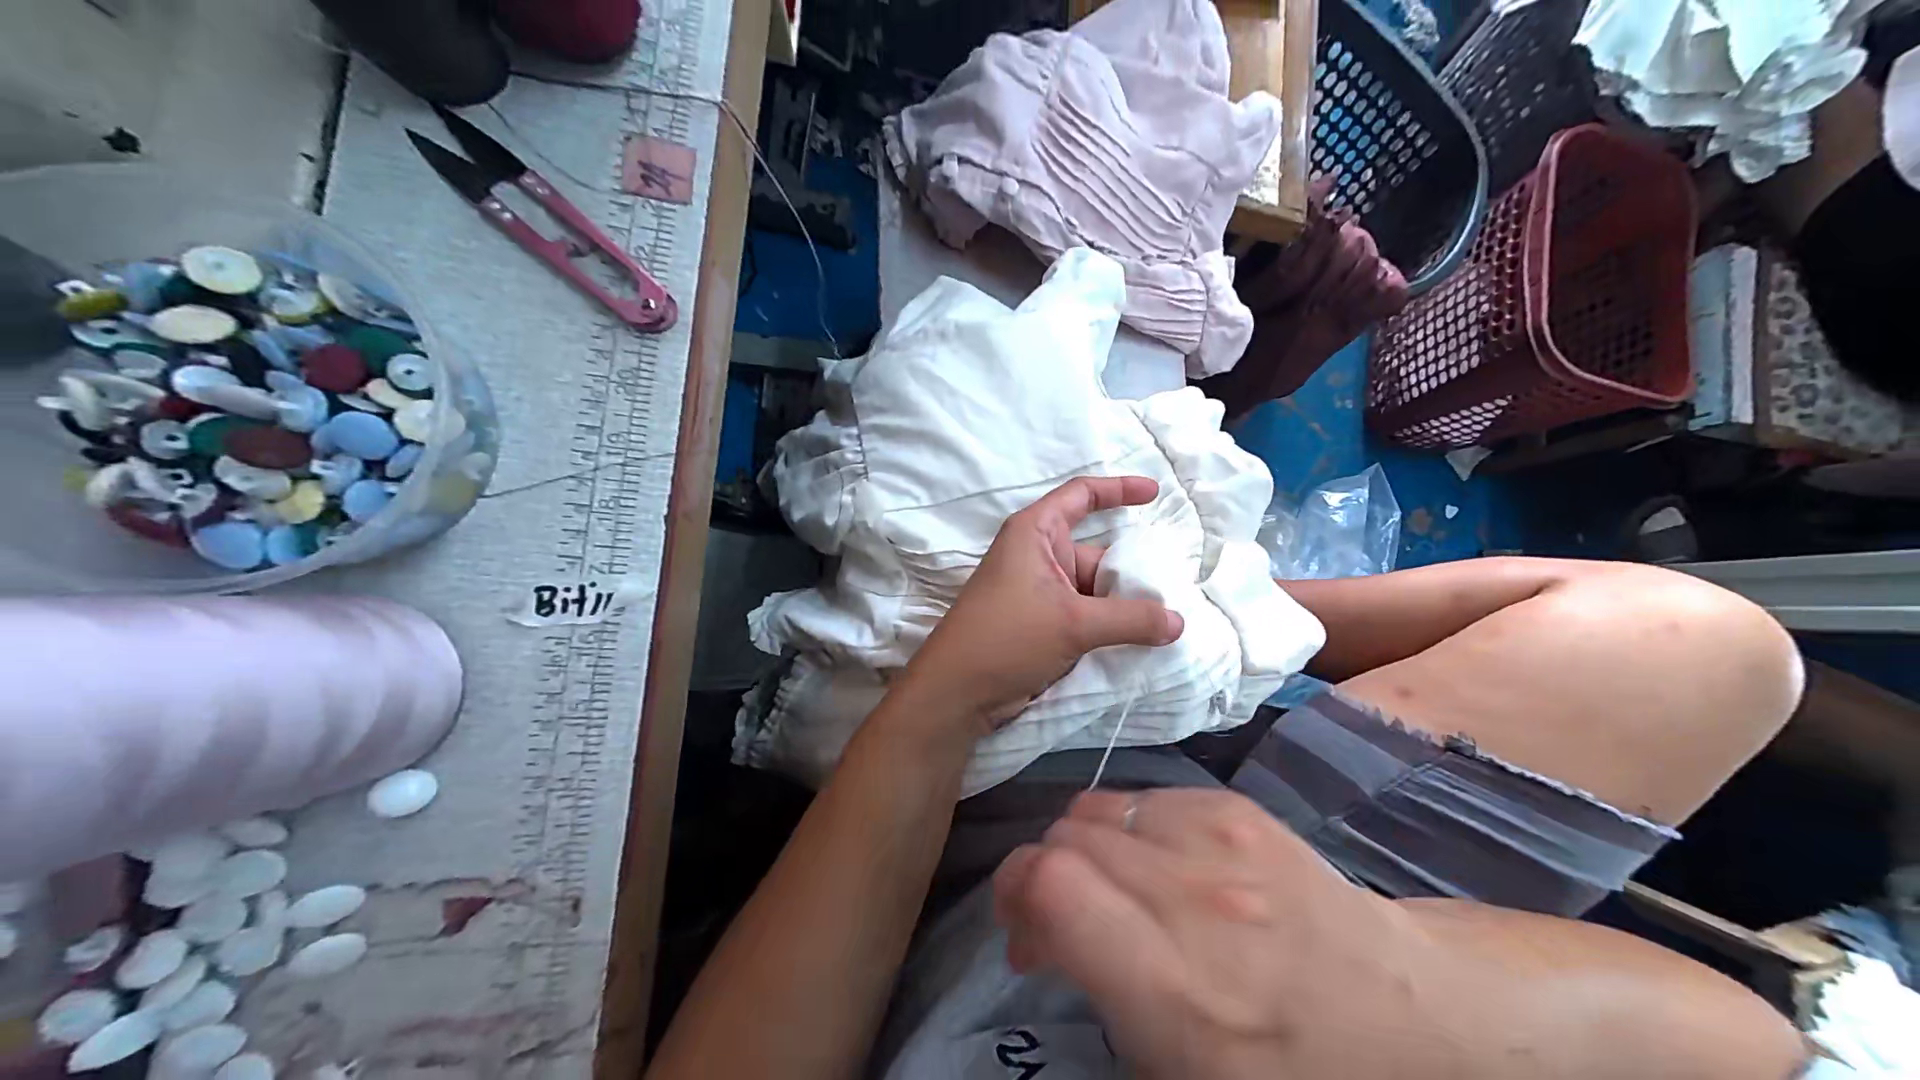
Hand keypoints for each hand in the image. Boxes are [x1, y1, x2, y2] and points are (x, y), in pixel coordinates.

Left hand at [896, 476, 1184, 737]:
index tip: (1156, 492)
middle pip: (1097, 553)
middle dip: (1132, 572)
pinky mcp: (1042, 624)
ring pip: (1095, 590)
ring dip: (1125, 606)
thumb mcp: (1074, 624)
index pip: (1081, 495)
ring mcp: (1040, 592)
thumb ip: (1130, 619)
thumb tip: (1178, 622)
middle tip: (1178, 594)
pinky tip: (1144, 642)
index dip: (1118, 489)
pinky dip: (1110, 626)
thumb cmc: (1008, 637)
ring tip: (1170, 624)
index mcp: (1036, 533)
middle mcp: (1038, 556)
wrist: (958, 692)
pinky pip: (1086, 615)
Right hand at [993, 789, 1458, 1079]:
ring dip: (1083, 848)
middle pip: (1064, 838)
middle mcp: (1192, 899)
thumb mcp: (1174, 1071)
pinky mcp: (1237, 807)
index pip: (1051, 882)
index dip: (1012, 890)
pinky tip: (1158, 865)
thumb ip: (1092, 985)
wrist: (1410, 1019)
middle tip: (1062, 918)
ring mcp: (1219, 840)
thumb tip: (1037, 927)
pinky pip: (1143, 798)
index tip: (1019, 927)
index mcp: (1175, 988)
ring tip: (1111, 888)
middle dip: (1043, 874)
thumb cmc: (1289, 1073)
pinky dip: (1129, 829)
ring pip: (1095, 808)